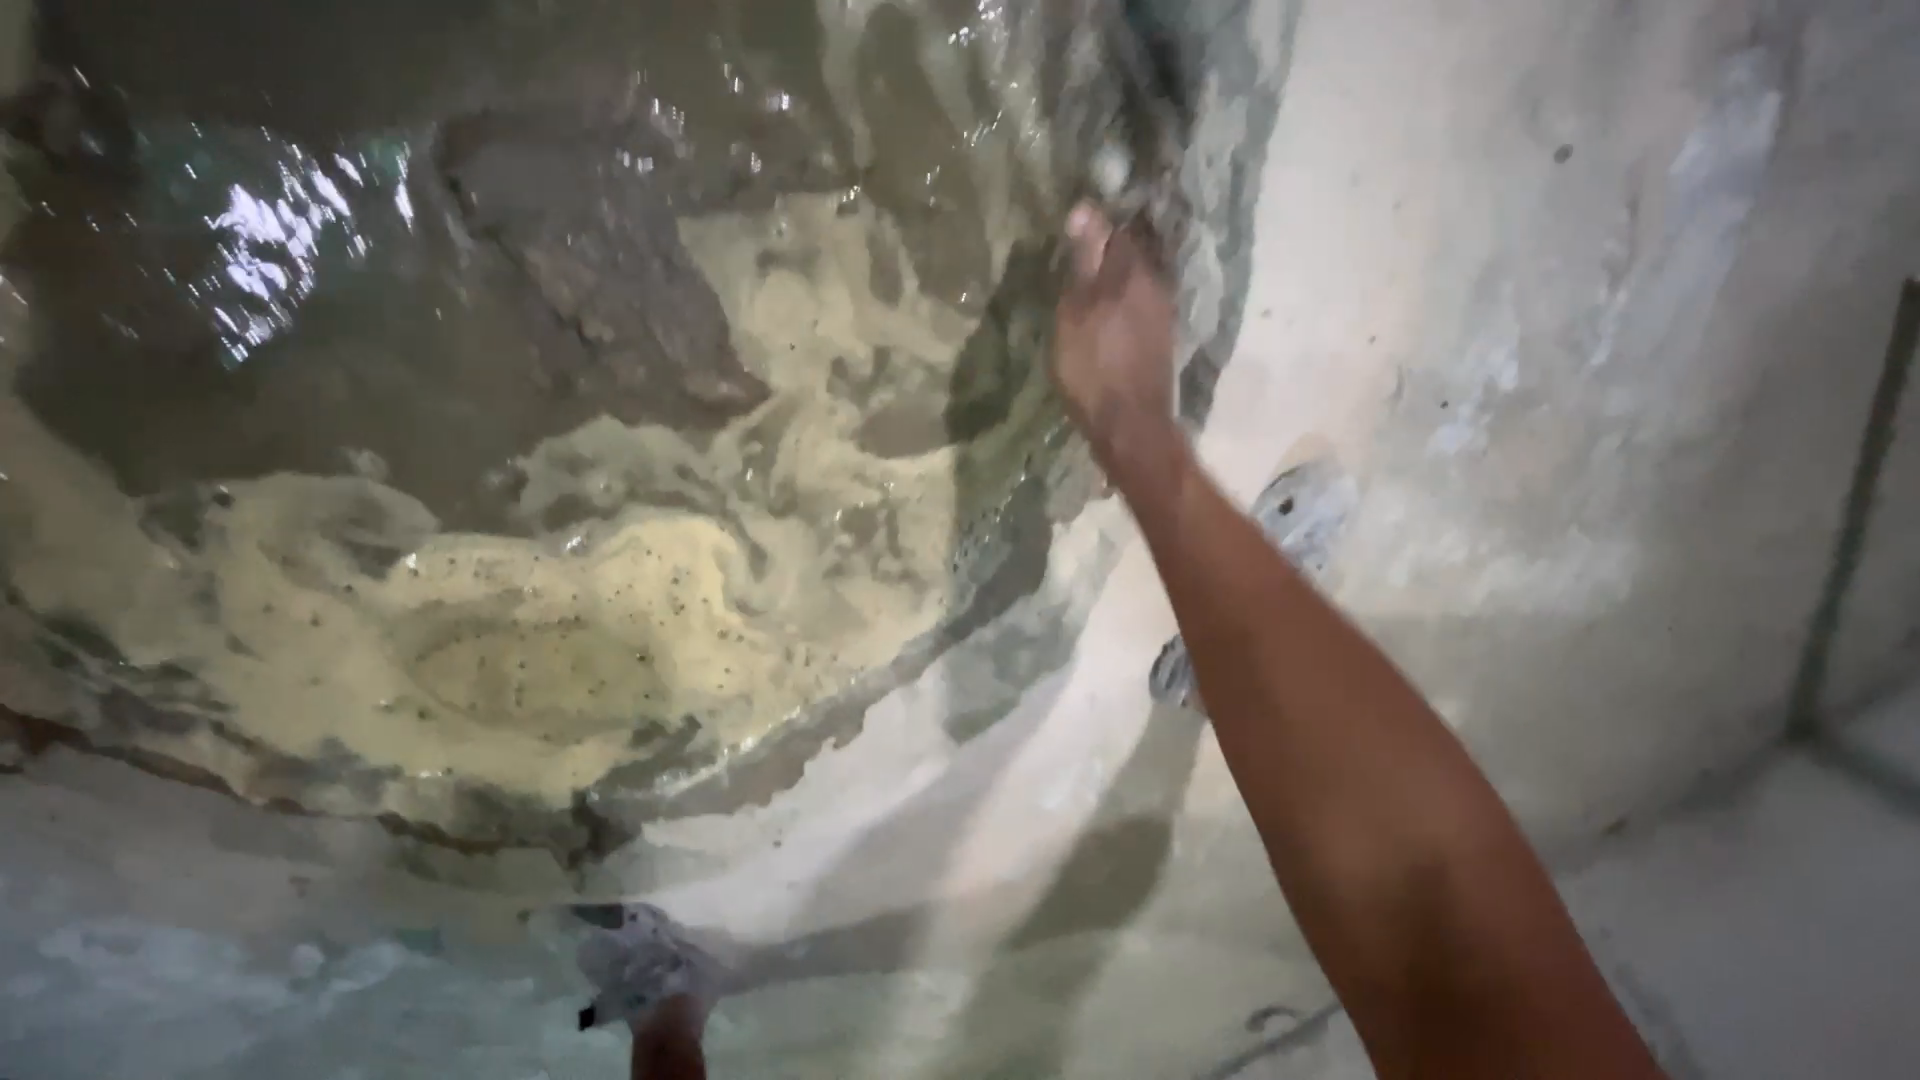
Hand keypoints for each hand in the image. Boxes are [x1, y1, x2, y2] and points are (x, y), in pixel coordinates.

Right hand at [1052, 203, 1177, 464]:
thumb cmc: (1092, 367)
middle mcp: (1156, 285)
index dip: (1093, 229)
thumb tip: (1085, 208)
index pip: (1116, 231)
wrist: (1130, 425)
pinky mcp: (1162, 341)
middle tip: (1074, 266)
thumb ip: (1083, 261)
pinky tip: (1105, 323)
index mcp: (1133, 272)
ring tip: (1086, 295)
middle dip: (1105, 258)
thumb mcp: (1075, 311)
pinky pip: (1140, 309)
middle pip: (1129, 258)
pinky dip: (1122, 309)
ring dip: (1113, 286)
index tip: (1070, 237)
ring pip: (1135, 285)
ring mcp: (1162, 315)